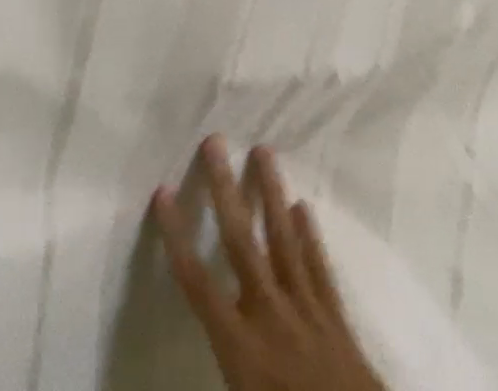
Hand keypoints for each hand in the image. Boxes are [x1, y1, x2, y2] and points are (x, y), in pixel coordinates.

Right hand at [153, 137, 386, 390]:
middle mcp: (270, 312)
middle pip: (241, 242)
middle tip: (215, 143)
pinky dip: (310, 236)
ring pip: (285, 241)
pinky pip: (319, 268)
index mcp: (239, 340)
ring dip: (271, 193)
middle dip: (225, 190)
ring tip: (264, 151)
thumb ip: (221, 354)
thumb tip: (202, 320)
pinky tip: (302, 206)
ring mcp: (307, 309)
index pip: (196, 279)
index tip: (162, 192)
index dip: (175, 234)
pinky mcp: (335, 316)